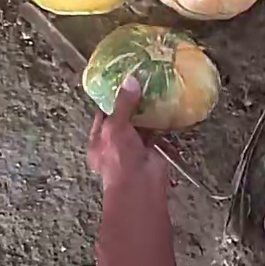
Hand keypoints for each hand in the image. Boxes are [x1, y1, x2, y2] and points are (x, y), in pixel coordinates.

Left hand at [88, 77, 166, 194]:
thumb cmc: (119, 157)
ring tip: (155, 90)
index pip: (103, 115)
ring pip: (140, 126)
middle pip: (123, 119)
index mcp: (98, 141)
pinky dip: (160, 122)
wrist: (140, 184)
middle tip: (141, 84)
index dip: (111, 100)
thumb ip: (123, 104)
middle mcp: (115, 144)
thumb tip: (131, 81)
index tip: (122, 84)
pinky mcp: (152, 150)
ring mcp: (134, 148)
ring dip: (147, 113)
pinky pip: (156, 133)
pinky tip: (165, 106)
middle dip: (132, 105)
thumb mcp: (115, 126)